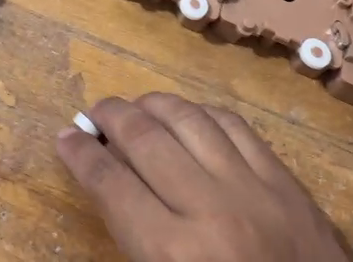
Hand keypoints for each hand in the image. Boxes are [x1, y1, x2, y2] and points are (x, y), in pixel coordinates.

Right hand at [57, 94, 345, 261]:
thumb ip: (137, 245)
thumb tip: (108, 185)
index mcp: (173, 256)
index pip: (110, 184)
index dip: (81, 155)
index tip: (65, 137)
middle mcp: (208, 212)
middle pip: (144, 139)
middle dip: (110, 117)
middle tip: (94, 113)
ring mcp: (252, 191)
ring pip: (188, 120)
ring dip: (152, 104)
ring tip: (135, 107)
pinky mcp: (287, 184)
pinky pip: (235, 126)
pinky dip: (202, 113)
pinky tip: (188, 117)